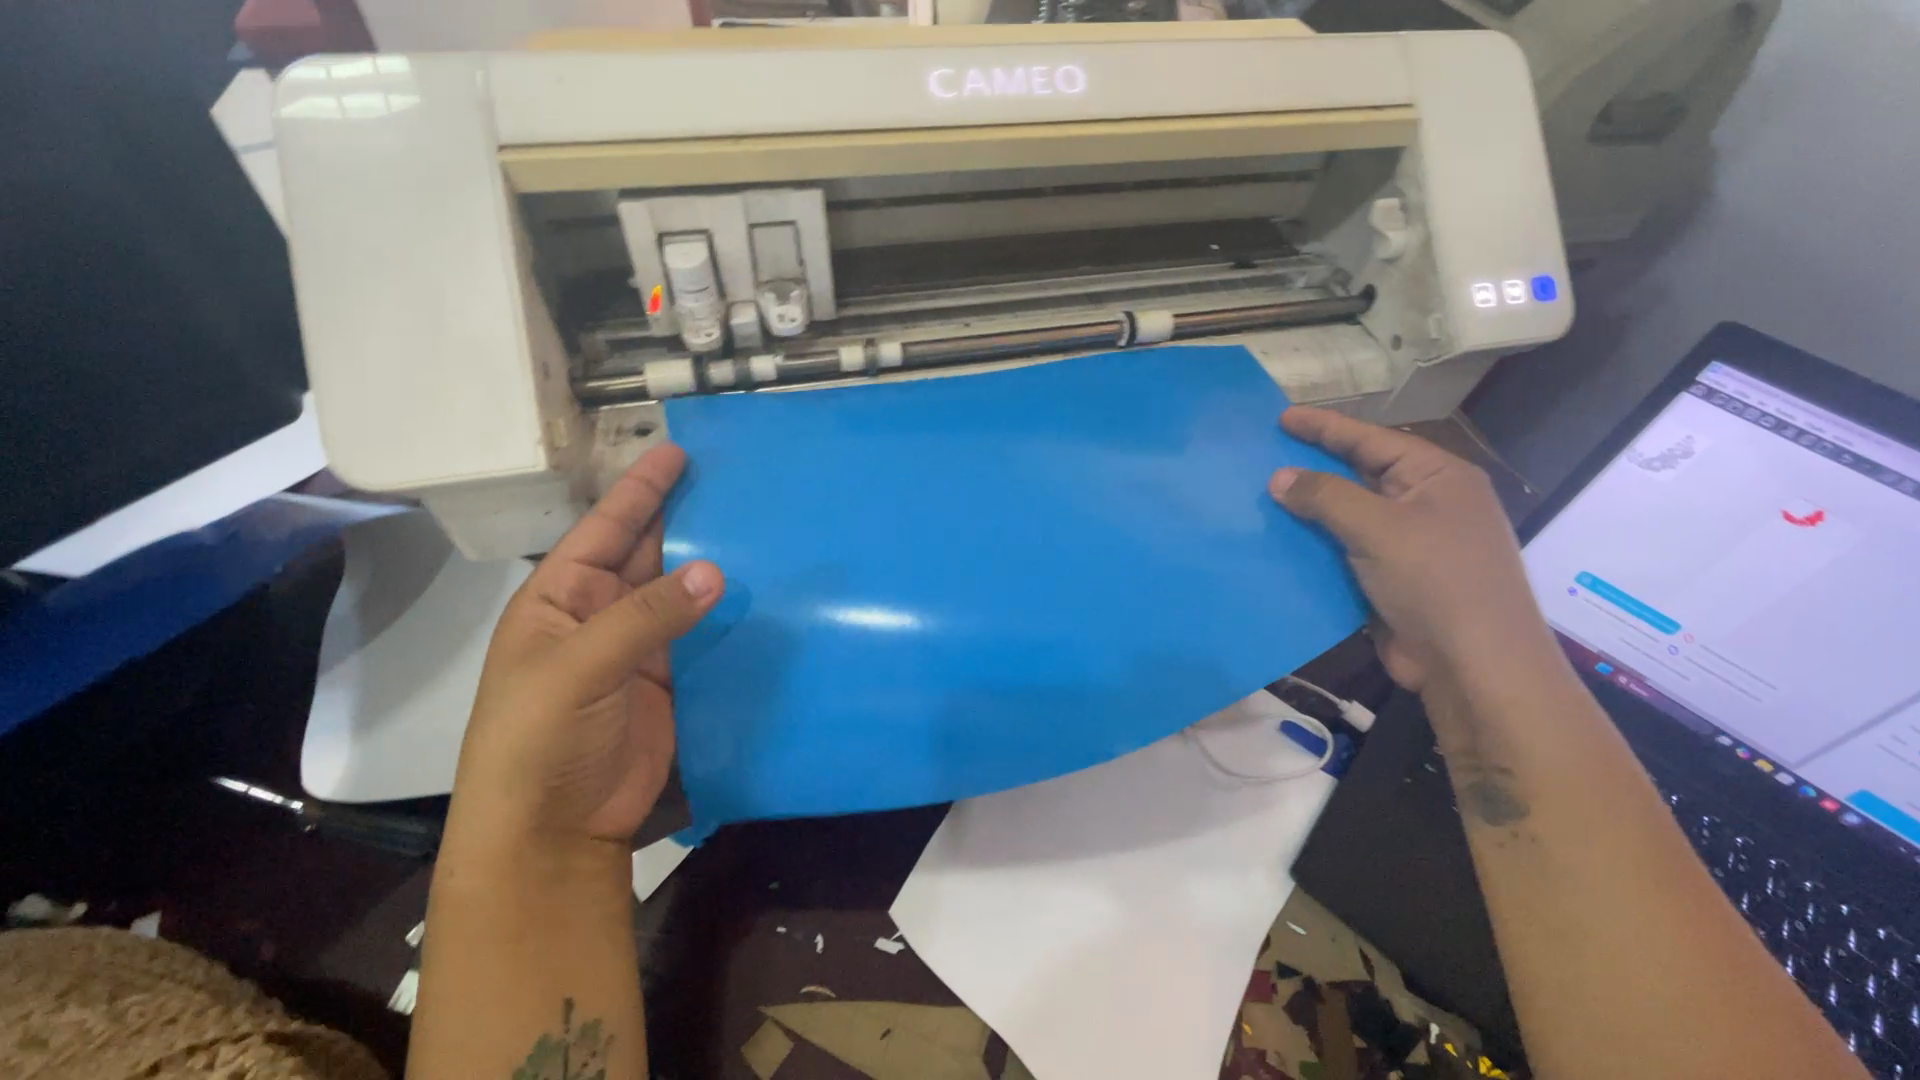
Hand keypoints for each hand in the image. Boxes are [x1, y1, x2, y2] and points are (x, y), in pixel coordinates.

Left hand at [448, 444, 724, 850]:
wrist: (552, 831)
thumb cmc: (538, 740)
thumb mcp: (578, 668)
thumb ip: (646, 617)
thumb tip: (716, 571)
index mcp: (560, 600)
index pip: (604, 531)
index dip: (639, 492)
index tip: (677, 451)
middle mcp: (600, 616)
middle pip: (648, 555)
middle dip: (684, 519)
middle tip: (734, 482)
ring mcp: (639, 652)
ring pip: (681, 594)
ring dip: (714, 564)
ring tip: (760, 527)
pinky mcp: (674, 684)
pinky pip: (704, 637)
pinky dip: (730, 616)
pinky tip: (764, 592)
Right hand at [1267, 406, 1553, 691]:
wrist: (1471, 664)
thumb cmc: (1436, 581)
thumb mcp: (1379, 528)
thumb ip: (1325, 497)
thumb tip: (1278, 478)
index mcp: (1437, 477)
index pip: (1372, 440)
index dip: (1324, 427)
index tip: (1280, 417)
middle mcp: (1425, 504)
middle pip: (1359, 475)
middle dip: (1313, 467)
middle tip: (1264, 455)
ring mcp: (1410, 545)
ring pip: (1349, 517)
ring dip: (1309, 511)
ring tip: (1262, 498)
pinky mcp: (1391, 581)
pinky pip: (1345, 553)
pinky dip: (1315, 547)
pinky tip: (1279, 544)